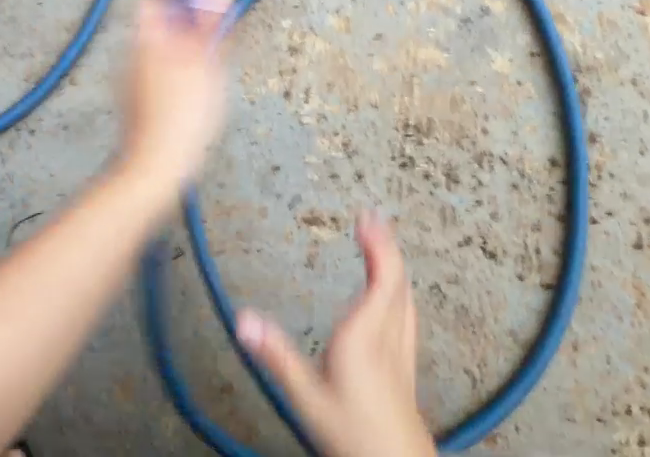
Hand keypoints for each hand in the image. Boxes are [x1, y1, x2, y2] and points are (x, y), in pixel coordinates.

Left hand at [116, 0, 231, 192]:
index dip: (180, 1)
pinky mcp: (134, 101)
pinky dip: (176, 84)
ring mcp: (130, 78)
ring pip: (161, 54)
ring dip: (184, 60)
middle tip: (212, 52)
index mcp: (146, 38)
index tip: (204, 14)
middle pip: (160, 27)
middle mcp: (131, 54)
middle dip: (188, 35)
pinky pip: (158, 80)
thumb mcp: (208, 65)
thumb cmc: (182, 116)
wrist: (156, 163)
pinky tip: (193, 104)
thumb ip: (212, 28)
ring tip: (206, 84)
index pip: (155, 0)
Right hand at [235, 211, 436, 456]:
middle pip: (398, 284)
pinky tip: (394, 299)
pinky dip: (399, 293)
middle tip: (374, 219)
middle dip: (387, 247)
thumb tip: (242, 318)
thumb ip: (276, 355)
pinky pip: (407, 318)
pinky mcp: (405, 372)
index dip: (378, 245)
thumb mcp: (306, 397)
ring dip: (395, 268)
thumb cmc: (354, 437)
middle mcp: (388, 341)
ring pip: (407, 301)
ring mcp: (402, 357)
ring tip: (384, 247)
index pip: (383, 280)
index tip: (367, 216)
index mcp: (365, 338)